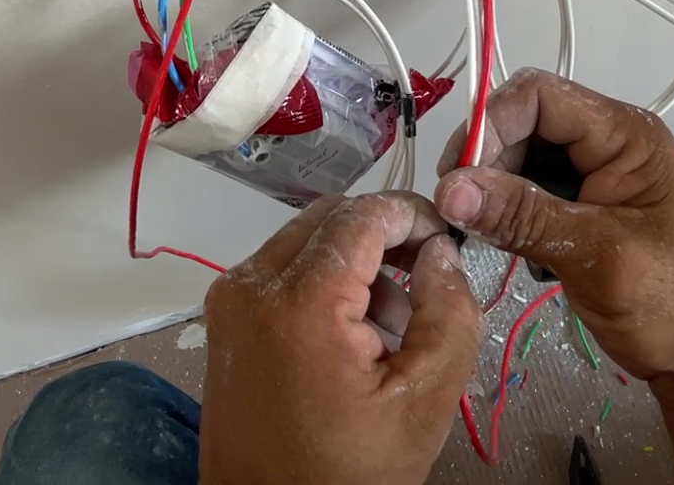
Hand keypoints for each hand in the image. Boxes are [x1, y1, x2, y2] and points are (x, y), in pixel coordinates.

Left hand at [198, 191, 481, 484]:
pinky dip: (324, 274)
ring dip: (356, 256)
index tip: (445, 237)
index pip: (362, 216)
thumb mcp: (422, 404)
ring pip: (308, 234)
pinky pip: (285, 262)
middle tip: (425, 272)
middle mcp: (253, 283)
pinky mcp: (225, 311)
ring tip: (392, 321)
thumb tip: (442, 251)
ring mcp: (232, 295)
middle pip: (332, 216)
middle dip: (385, 233)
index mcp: (300, 303)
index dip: (410, 214)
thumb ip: (449, 315)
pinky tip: (351, 328)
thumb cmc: (347, 475)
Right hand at [432, 69, 673, 382]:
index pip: (538, 96)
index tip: (458, 177)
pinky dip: (507, 210)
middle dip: (487, 159)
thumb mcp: (599, 259)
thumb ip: (524, 218)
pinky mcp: (579, 201)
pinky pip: (526, 186)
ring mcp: (592, 171)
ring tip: (487, 232)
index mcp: (625, 134)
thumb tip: (449, 190)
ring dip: (494, 188)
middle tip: (463, 210)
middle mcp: (605, 141)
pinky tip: (512, 244)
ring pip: (519, 154)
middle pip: (523, 121)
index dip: (491, 125)